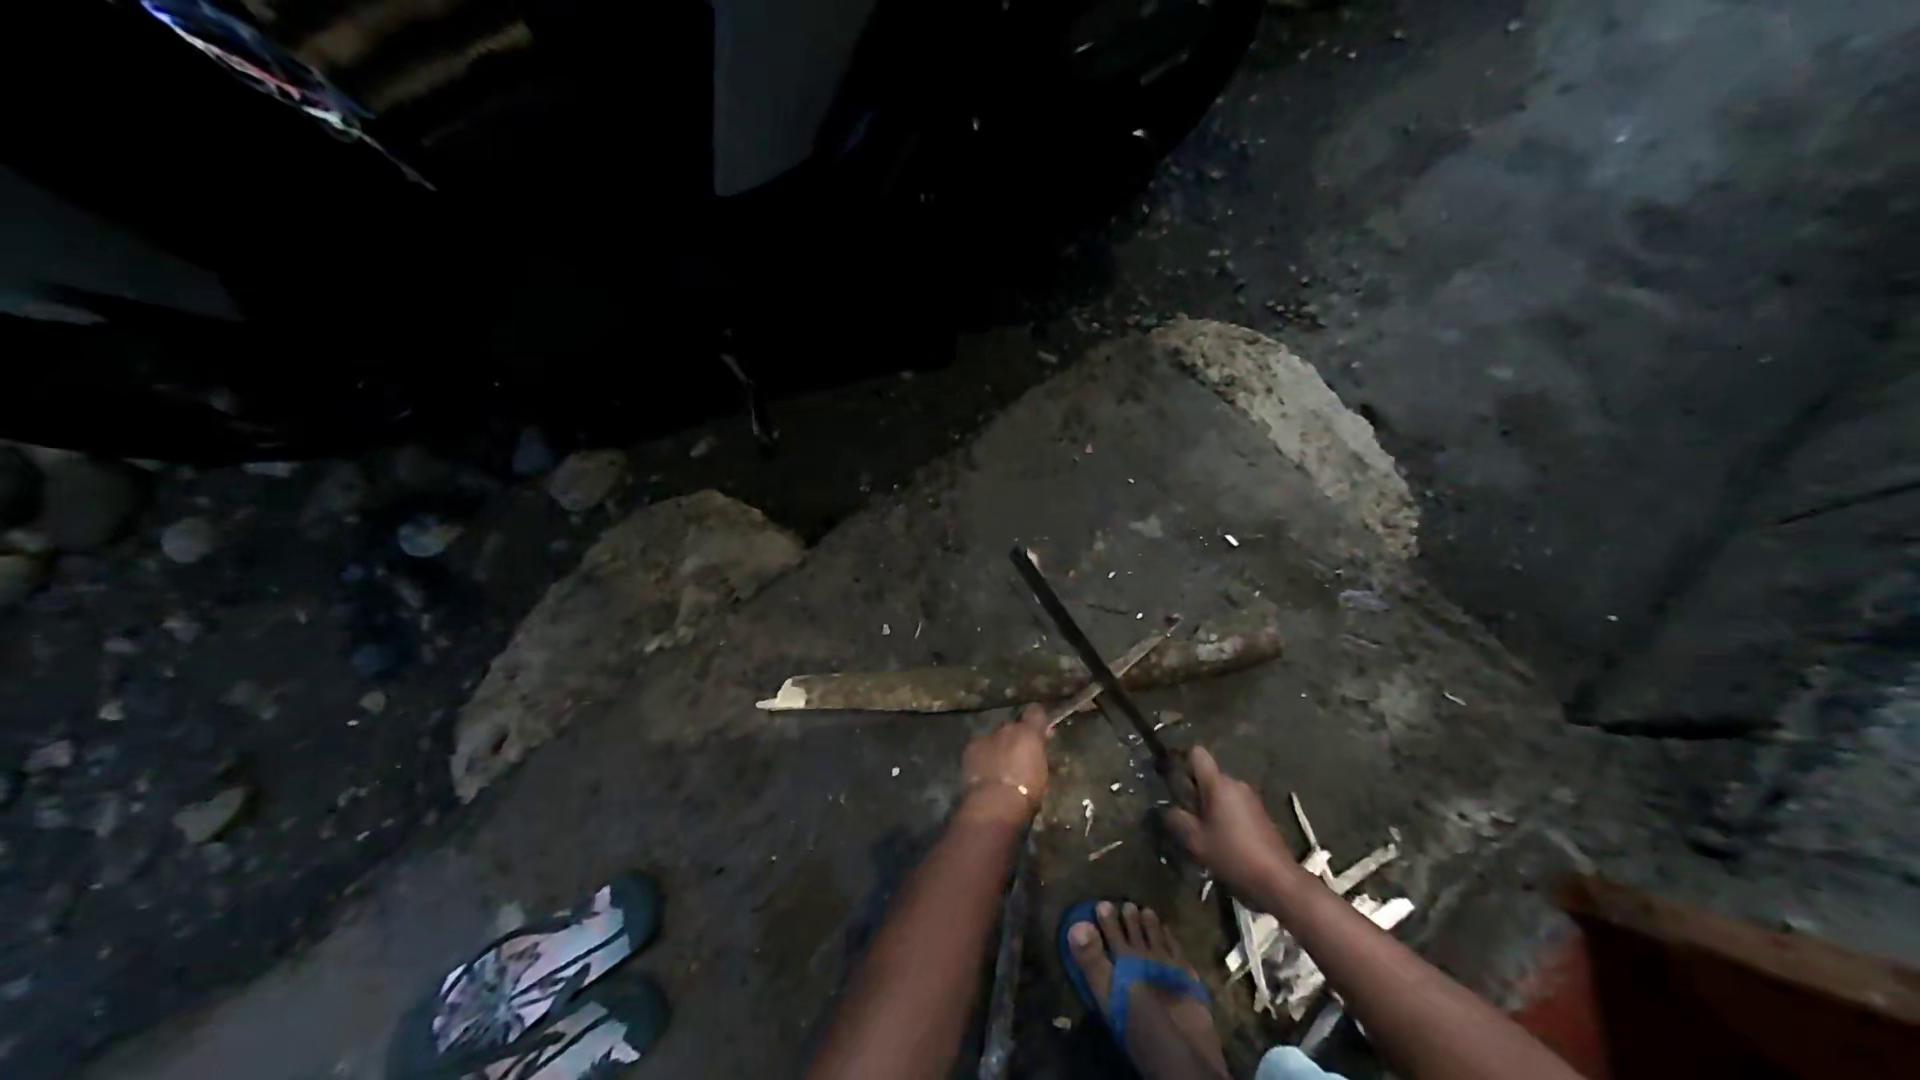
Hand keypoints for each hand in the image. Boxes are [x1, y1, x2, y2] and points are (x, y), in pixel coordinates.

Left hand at [957, 704, 1048, 825]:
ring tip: (997, 767)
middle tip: (1016, 757)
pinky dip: (981, 756)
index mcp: (1029, 733)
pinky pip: (979, 748)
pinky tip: (982, 771)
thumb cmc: (1027, 794)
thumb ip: (1038, 754)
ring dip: (997, 747)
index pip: (1035, 711)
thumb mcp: (1042, 773)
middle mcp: (1007, 728)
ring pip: (994, 738)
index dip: (1036, 721)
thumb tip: (1038, 746)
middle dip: (1015, 738)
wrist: (994, 804)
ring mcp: (986, 737)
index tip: (1038, 732)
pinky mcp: (970, 748)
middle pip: (1012, 727)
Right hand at [1164, 746, 1296, 896]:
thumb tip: (1169, 809)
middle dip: (1195, 792)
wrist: (1277, 879)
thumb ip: (1176, 819)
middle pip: (1208, 776)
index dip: (1183, 763)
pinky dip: (1225, 815)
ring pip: (1221, 792)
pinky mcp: (1260, 813)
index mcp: (1218, 784)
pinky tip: (1225, 840)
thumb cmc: (1233, 855)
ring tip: (1206, 833)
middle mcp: (1236, 783)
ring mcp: (1251, 798)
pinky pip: (1234, 804)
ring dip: (1210, 806)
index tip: (1176, 786)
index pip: (1197, 753)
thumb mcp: (1196, 840)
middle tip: (1188, 819)